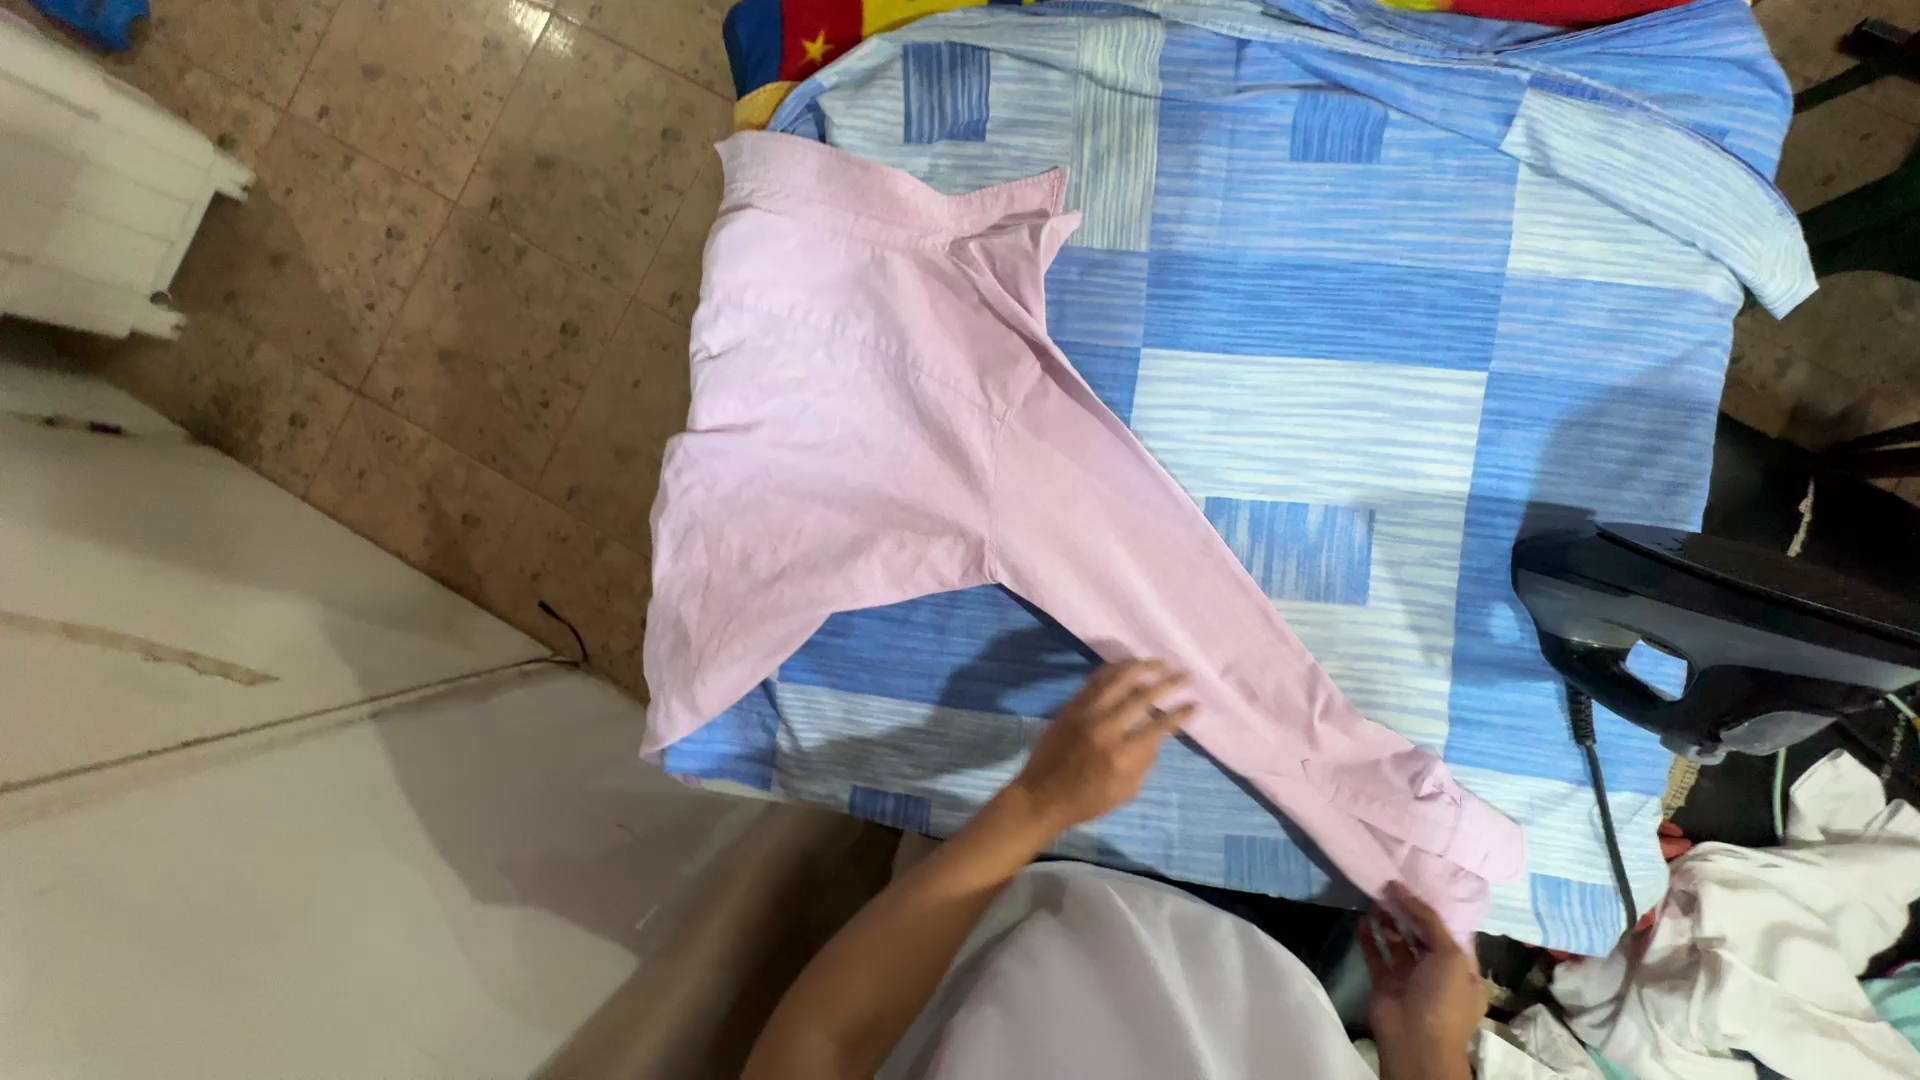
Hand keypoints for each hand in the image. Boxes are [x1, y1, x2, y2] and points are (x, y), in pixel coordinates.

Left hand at [1007, 659, 1193, 832]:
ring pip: (1117, 680)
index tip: (1195, 704)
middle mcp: (1106, 728)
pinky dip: (1113, 669)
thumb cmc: (1087, 801)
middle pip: (1142, 696)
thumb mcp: (1126, 791)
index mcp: (1122, 755)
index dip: (1180, 714)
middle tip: (1185, 674)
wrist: (1042, 795)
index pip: (1159, 726)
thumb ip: (1144, 762)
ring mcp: (1086, 713)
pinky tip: (1127, 665)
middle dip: (1168, 683)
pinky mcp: (1071, 706)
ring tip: (1160, 662)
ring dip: (1141, 667)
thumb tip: (1154, 737)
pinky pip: (1095, 681)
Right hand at [1360, 882, 1484, 1079]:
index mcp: (1463, 972)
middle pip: (1422, 936)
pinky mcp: (1384, 982)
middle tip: (1390, 887)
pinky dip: (1369, 937)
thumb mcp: (1449, 955)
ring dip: (1388, 922)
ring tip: (1375, 899)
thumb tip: (1401, 888)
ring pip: (1398, 943)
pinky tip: (1362, 920)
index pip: (1452, 934)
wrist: (1415, 1040)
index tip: (1418, 885)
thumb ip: (1428, 920)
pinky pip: (1376, 954)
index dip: (1436, 911)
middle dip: (1408, 913)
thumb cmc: (1443, 997)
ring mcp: (1410, 978)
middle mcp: (1438, 974)